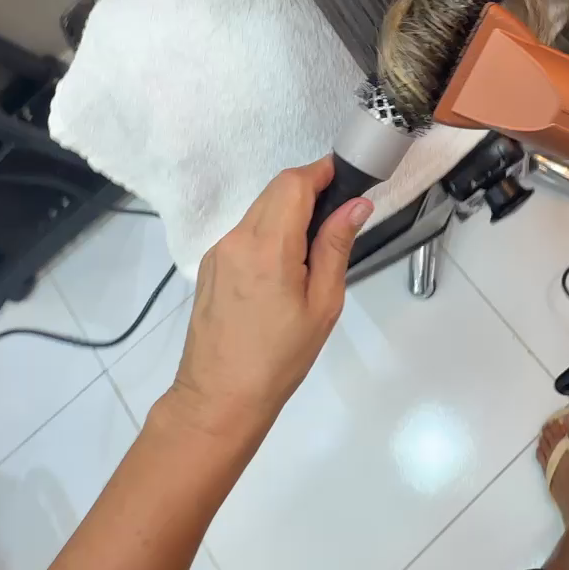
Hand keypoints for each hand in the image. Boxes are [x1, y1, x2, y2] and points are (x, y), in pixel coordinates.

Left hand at [163, 159, 370, 438]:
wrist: (219, 398)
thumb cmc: (281, 357)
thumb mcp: (323, 303)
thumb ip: (336, 245)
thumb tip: (357, 204)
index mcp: (268, 248)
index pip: (293, 183)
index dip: (321, 171)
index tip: (348, 177)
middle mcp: (237, 239)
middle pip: (276, 189)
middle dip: (309, 187)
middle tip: (340, 208)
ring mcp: (220, 250)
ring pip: (260, 207)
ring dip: (289, 208)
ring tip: (316, 240)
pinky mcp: (211, 264)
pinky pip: (246, 229)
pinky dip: (271, 228)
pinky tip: (287, 260)